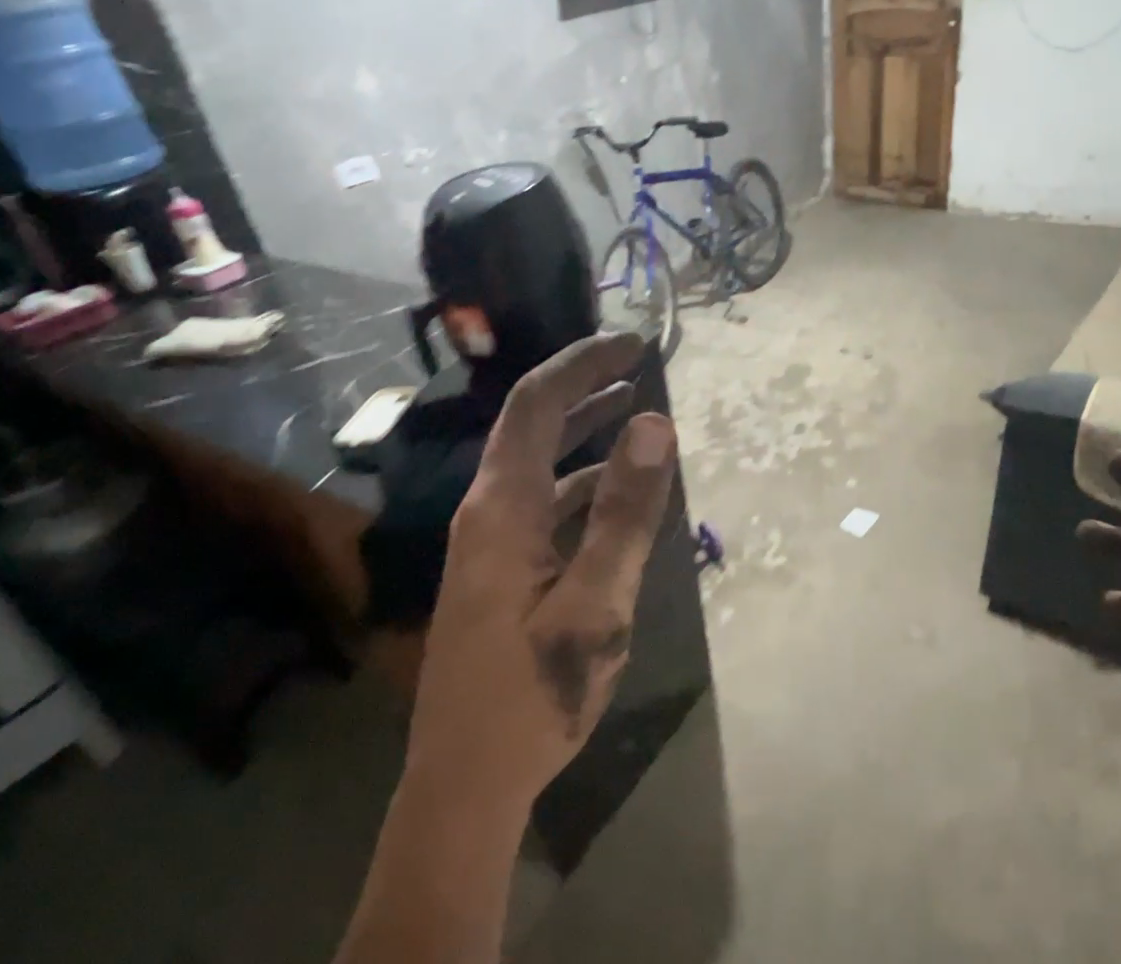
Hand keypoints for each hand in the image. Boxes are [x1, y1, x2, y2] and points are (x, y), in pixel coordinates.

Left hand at [404, 332, 677, 810]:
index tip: (634, 343)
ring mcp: (487, 548)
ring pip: (537, 470)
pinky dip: (578, 487)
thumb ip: (624, 512)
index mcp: (503, 509)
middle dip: (584, 390)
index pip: (536, 405)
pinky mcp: (496, 577)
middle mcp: (486, 515)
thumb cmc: (535, 692)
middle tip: (639, 369)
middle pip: (531, 428)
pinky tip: (612, 502)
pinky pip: (540, 509)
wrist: (467, 776)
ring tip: (634, 419)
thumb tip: (653, 423)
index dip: (583, 363)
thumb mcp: (596, 602)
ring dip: (582, 438)